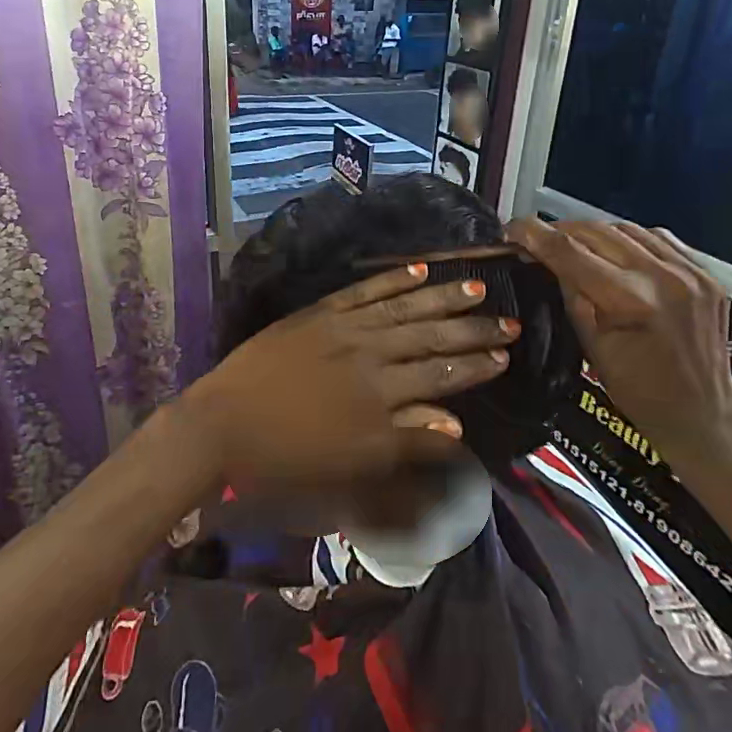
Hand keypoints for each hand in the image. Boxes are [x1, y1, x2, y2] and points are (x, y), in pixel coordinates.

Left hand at [176, 264, 517, 492]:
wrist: (225, 423)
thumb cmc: (289, 454)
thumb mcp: (352, 462)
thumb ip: (406, 441)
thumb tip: (455, 423)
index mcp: (380, 395)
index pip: (440, 376)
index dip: (474, 365)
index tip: (504, 355)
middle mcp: (369, 354)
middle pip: (429, 337)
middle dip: (471, 329)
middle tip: (506, 320)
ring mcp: (343, 327)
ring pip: (403, 308)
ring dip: (441, 297)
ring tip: (475, 287)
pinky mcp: (318, 313)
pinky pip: (363, 291)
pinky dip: (392, 280)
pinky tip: (417, 269)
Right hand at [507, 218, 731, 458]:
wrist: (703, 412)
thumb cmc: (639, 390)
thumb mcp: (590, 344)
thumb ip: (570, 294)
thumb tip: (544, 260)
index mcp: (632, 300)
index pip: (569, 251)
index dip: (533, 235)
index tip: (511, 230)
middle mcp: (664, 277)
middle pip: (595, 231)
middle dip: (558, 230)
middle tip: (535, 240)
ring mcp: (691, 272)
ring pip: (624, 228)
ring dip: (591, 233)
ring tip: (572, 246)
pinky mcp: (705, 273)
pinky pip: (656, 238)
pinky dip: (626, 239)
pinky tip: (614, 252)